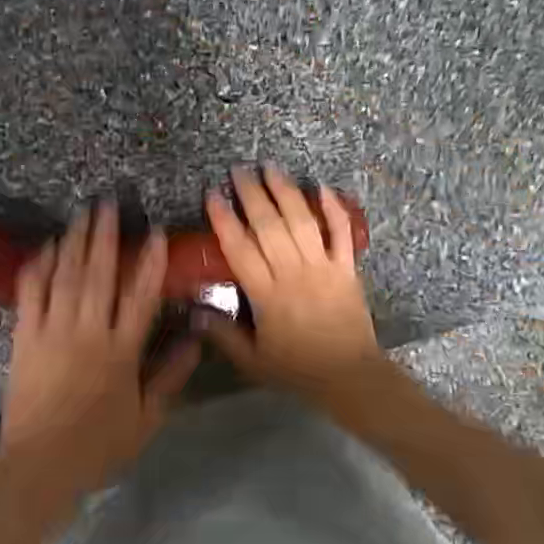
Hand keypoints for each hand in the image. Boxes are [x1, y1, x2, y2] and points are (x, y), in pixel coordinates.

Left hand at [0, 202, 199, 498]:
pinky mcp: (25, 337)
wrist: (40, 466)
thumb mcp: (147, 418)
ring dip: (74, 241)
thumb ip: (172, 375)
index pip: (141, 297)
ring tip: (82, 214)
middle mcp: (88, 332)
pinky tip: (47, 246)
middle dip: (105, 236)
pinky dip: (39, 267)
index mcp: (121, 351)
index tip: (157, 234)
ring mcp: (53, 331)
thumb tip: (197, 338)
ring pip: (66, 276)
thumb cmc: (99, 445)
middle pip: (99, 274)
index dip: (151, 263)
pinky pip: (31, 293)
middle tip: (109, 204)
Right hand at [198, 164, 391, 406]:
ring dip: (285, 191)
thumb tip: (195, 311)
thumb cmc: (297, 369)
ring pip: (301, 221)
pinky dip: (334, 209)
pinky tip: (323, 187)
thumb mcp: (252, 360)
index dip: (224, 220)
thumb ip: (222, 335)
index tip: (212, 195)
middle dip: (252, 194)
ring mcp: (323, 267)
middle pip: (269, 225)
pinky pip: (341, 233)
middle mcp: (293, 273)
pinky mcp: (347, 268)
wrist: (349, 375)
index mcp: (266, 294)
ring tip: (270, 168)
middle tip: (238, 170)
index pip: (239, 248)